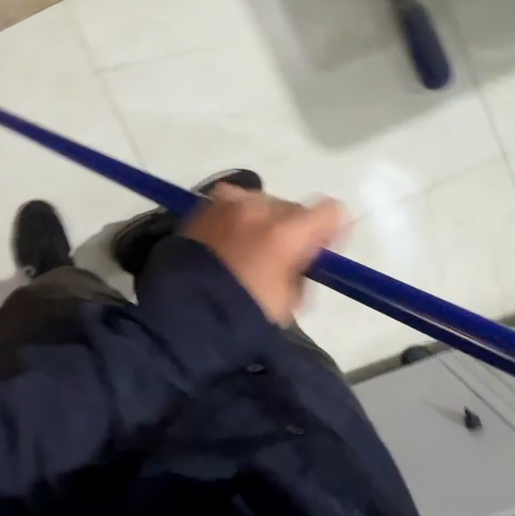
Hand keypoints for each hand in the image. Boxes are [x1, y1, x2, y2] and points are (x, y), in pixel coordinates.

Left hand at [183, 185, 344, 324]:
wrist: (183, 311)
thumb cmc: (243, 313)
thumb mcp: (290, 299)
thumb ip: (305, 267)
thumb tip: (308, 253)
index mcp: (285, 233)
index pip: (330, 211)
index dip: (330, 229)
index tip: (321, 248)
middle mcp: (259, 208)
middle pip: (293, 207)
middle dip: (293, 228)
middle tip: (281, 256)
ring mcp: (228, 203)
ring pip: (262, 202)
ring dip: (264, 220)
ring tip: (250, 248)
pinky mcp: (204, 206)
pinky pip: (233, 202)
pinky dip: (237, 216)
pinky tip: (228, 239)